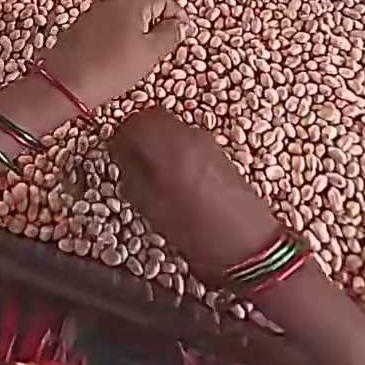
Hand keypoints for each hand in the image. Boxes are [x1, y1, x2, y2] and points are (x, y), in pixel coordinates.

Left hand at [37, 0, 185, 113]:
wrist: (65, 83)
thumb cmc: (113, 68)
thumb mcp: (150, 53)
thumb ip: (169, 34)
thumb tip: (178, 22)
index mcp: (130, 3)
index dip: (176, 14)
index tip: (180, 34)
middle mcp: (109, 3)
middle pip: (142, 6)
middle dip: (155, 25)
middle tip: (160, 50)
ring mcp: (91, 14)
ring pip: (123, 18)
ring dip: (136, 33)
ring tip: (138, 58)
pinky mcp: (79, 29)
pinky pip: (106, 28)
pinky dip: (117, 39)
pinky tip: (115, 60)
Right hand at [110, 108, 279, 273]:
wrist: (253, 247)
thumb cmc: (198, 232)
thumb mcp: (152, 207)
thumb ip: (131, 174)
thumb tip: (121, 157)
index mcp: (169, 145)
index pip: (132, 122)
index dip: (118, 136)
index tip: (112, 153)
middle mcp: (188, 135)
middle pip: (151, 116)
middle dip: (135, 132)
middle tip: (125, 155)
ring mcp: (206, 141)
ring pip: (169, 125)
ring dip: (154, 138)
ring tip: (147, 167)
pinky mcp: (217, 152)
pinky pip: (185, 136)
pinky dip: (171, 145)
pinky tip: (170, 173)